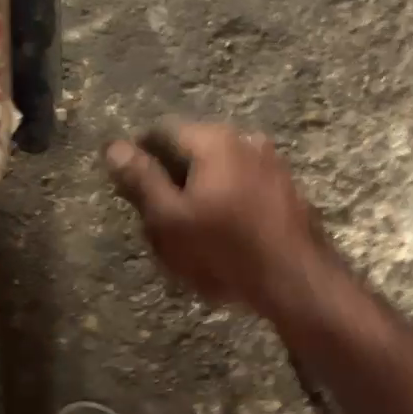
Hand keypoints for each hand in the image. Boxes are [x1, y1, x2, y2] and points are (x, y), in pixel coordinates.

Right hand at [104, 123, 333, 314]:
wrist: (297, 283)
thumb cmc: (223, 250)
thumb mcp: (168, 218)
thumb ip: (139, 179)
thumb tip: (114, 146)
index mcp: (213, 139)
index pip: (161, 130)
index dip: (138, 155)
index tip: (129, 187)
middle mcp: (245, 140)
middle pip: (191, 150)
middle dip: (169, 177)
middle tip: (155, 217)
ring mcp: (271, 164)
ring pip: (217, 170)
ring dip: (197, 192)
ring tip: (187, 233)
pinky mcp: (285, 191)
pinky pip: (241, 187)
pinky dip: (224, 203)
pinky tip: (220, 236)